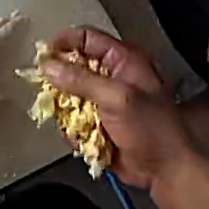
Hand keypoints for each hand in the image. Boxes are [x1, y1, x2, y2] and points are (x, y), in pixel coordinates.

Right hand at [39, 27, 198, 191]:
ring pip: (66, 93)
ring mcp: (102, 99)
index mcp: (123, 61)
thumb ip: (80, 79)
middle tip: (50, 91)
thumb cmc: (151, 130)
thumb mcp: (117, 98)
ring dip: (64, 108)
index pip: (86, 38)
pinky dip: (71, 127)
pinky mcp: (95, 120)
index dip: (63, 43)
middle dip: (59, 80)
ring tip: (74, 121)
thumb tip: (47, 66)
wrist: (164, 171)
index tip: (43, 55)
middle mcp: (111, 75)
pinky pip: (70, 116)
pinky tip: (82, 137)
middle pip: (71, 65)